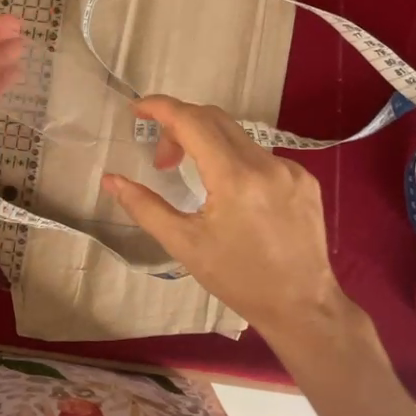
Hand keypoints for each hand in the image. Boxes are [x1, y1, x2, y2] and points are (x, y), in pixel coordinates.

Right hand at [100, 96, 356, 345]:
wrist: (304, 308)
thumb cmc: (238, 278)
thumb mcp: (183, 244)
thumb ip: (143, 206)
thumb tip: (110, 179)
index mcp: (234, 177)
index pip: (192, 121)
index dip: (160, 107)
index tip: (136, 108)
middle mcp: (266, 164)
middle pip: (213, 119)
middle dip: (179, 126)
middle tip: (161, 160)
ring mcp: (290, 170)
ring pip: (236, 135)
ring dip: (205, 143)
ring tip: (192, 178)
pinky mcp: (304, 180)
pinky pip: (258, 154)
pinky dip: (232, 159)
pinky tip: (229, 193)